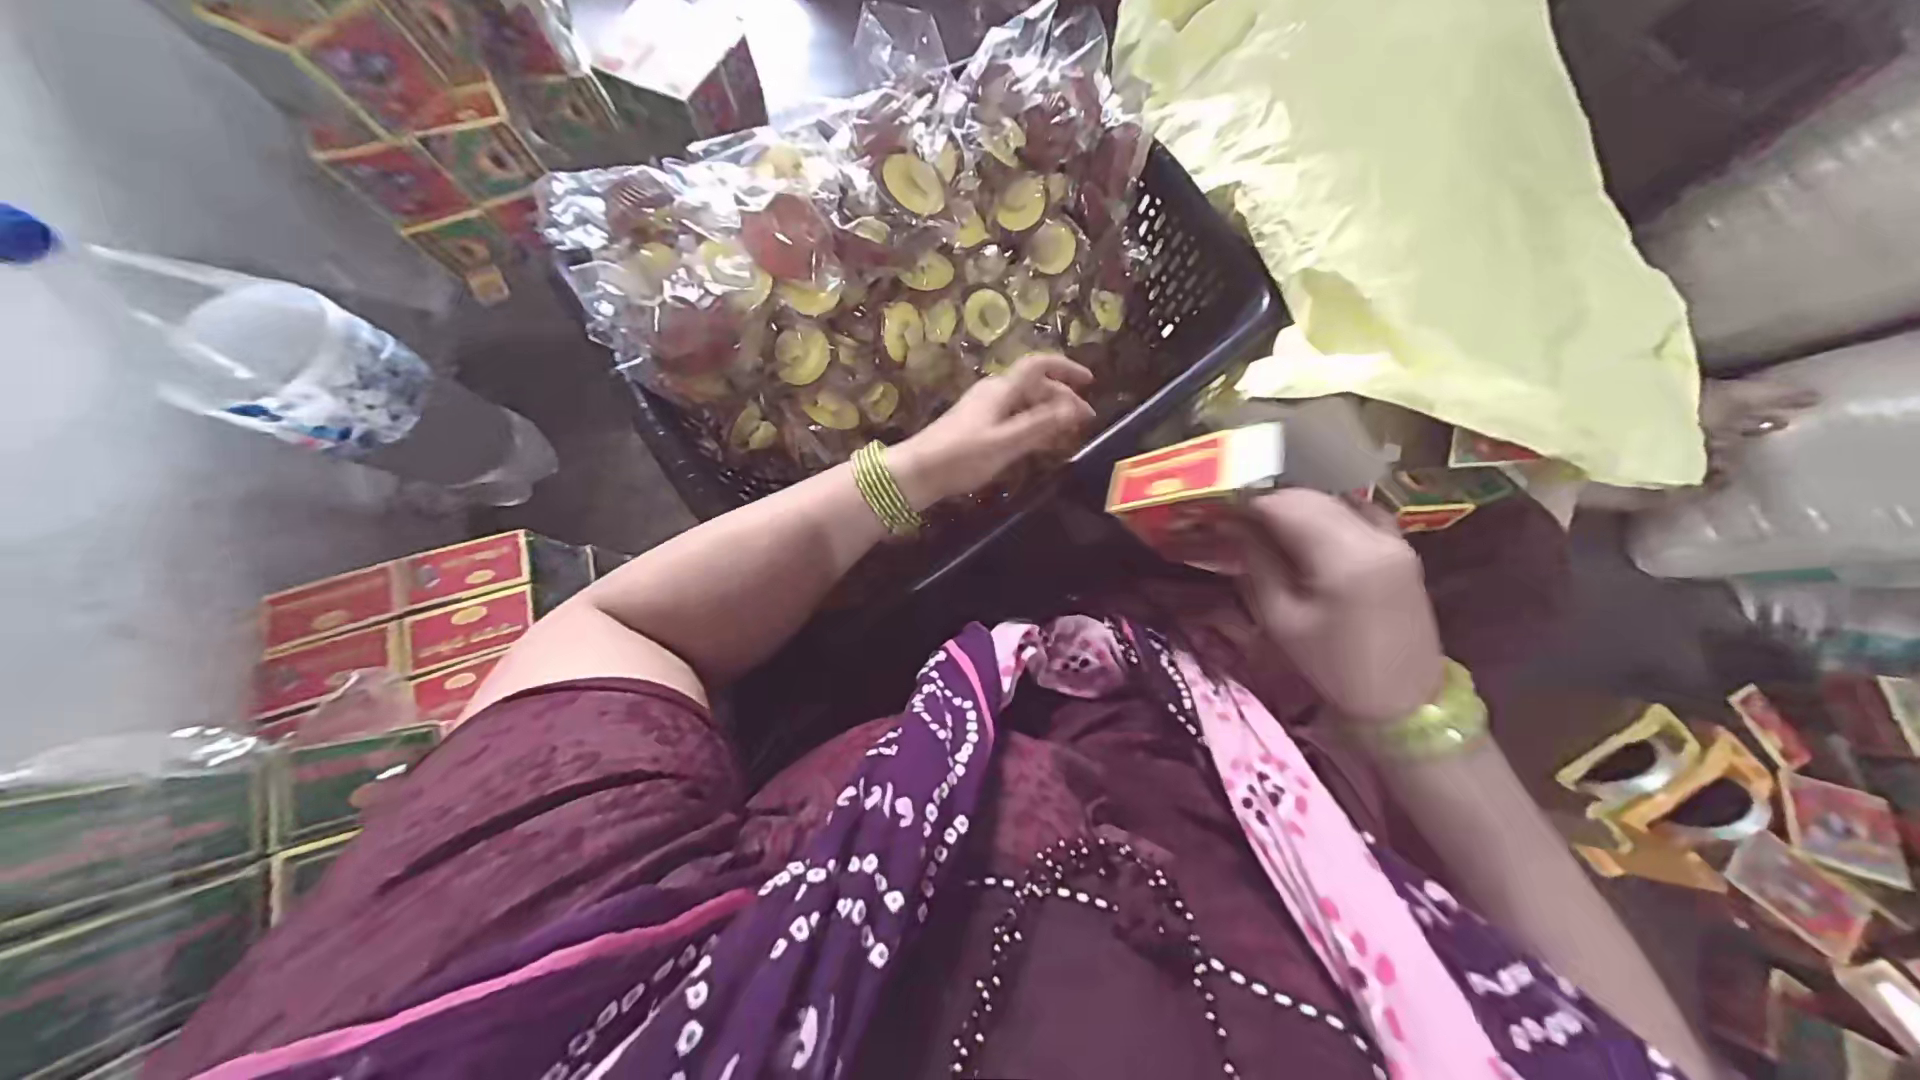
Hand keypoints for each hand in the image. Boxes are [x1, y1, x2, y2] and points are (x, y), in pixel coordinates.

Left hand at [889, 353, 1095, 508]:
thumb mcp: (1006, 443)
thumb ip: (1040, 425)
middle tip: (1082, 421)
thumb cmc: (962, 456)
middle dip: (1062, 398)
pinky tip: (1038, 442)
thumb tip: (1074, 409)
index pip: (1038, 366)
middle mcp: (993, 392)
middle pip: (1034, 384)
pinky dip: (1031, 424)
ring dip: (1048, 412)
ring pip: (1024, 401)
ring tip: (1066, 433)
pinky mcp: (976, 424)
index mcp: (1001, 390)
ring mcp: (983, 407)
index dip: (1066, 369)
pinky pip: (1012, 415)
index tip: (1089, 382)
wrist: (917, 471)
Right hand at [1232, 489, 1444, 725]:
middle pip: (1310, 497)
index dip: (1246, 502)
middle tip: (1235, 517)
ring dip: (1296, 505)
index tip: (1218, 511)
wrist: (1402, 700)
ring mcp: (1393, 538)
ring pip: (1332, 500)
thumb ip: (1256, 562)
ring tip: (1265, 525)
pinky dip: (1325, 513)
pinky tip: (1306, 530)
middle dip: (1268, 501)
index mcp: (1343, 557)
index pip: (1285, 505)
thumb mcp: (1281, 618)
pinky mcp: (1401, 547)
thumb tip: (1231, 526)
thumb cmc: (1333, 666)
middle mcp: (1373, 536)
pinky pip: (1356, 512)